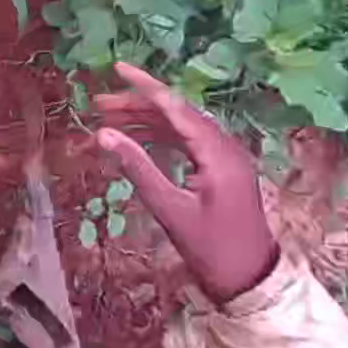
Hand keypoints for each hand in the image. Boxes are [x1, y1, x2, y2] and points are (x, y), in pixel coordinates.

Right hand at [94, 63, 279, 303]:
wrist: (248, 278)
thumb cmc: (209, 246)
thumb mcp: (168, 207)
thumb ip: (137, 167)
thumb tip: (103, 134)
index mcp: (217, 154)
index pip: (176, 109)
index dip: (145, 87)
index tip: (118, 69)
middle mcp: (225, 148)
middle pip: (177, 114)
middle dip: (138, 105)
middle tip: (99, 103)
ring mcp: (225, 159)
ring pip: (181, 127)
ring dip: (145, 120)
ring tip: (108, 119)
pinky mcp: (220, 170)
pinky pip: (186, 142)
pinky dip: (158, 137)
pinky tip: (135, 138)